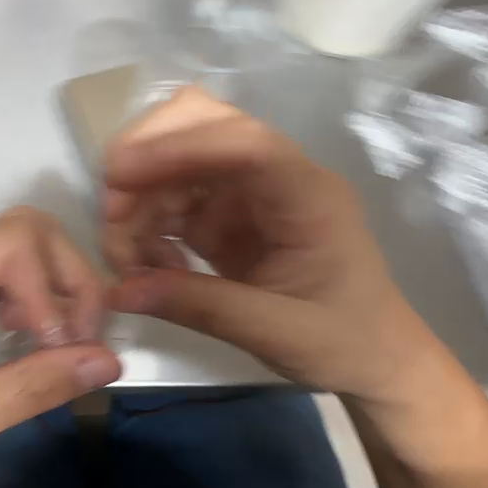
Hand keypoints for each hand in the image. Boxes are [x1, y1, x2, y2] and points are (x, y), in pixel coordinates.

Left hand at [0, 207, 121, 487]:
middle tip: (82, 340)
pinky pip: (3, 280)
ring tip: (64, 344)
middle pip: (23, 233)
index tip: (62, 348)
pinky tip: (36, 341)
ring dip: (54, 289)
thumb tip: (113, 360)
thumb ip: (40, 383)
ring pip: (18, 252)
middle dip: (66, 278)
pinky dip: (33, 302)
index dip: (54, 287)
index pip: (15, 240)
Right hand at [102, 88, 440, 406]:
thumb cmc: (345, 342)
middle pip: (200, 127)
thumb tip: (121, 290)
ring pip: (176, 163)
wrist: (376, 360)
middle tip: (112, 215)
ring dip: (139, 200)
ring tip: (125, 260)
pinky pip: (172, 201)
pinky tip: (144, 265)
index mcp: (305, 193)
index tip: (118, 174)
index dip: (175, 147)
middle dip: (146, 159)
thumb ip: (199, 306)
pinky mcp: (224, 216)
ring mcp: (245, 193)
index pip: (240, 142)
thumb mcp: (275, 332)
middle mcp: (273, 177)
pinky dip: (147, 225)